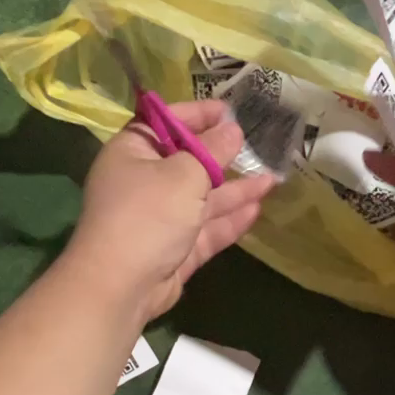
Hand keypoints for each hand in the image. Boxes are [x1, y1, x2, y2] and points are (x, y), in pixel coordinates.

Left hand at [65, 100, 277, 321]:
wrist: (122, 284)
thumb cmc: (148, 215)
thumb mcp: (184, 174)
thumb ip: (212, 151)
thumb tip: (233, 130)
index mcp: (134, 152)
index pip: (166, 123)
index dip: (196, 114)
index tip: (227, 110)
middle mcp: (146, 182)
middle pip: (188, 162)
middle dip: (223, 156)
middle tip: (256, 145)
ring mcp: (162, 218)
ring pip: (203, 199)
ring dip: (235, 190)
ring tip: (271, 180)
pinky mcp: (176, 248)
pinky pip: (207, 229)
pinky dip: (230, 219)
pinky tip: (256, 210)